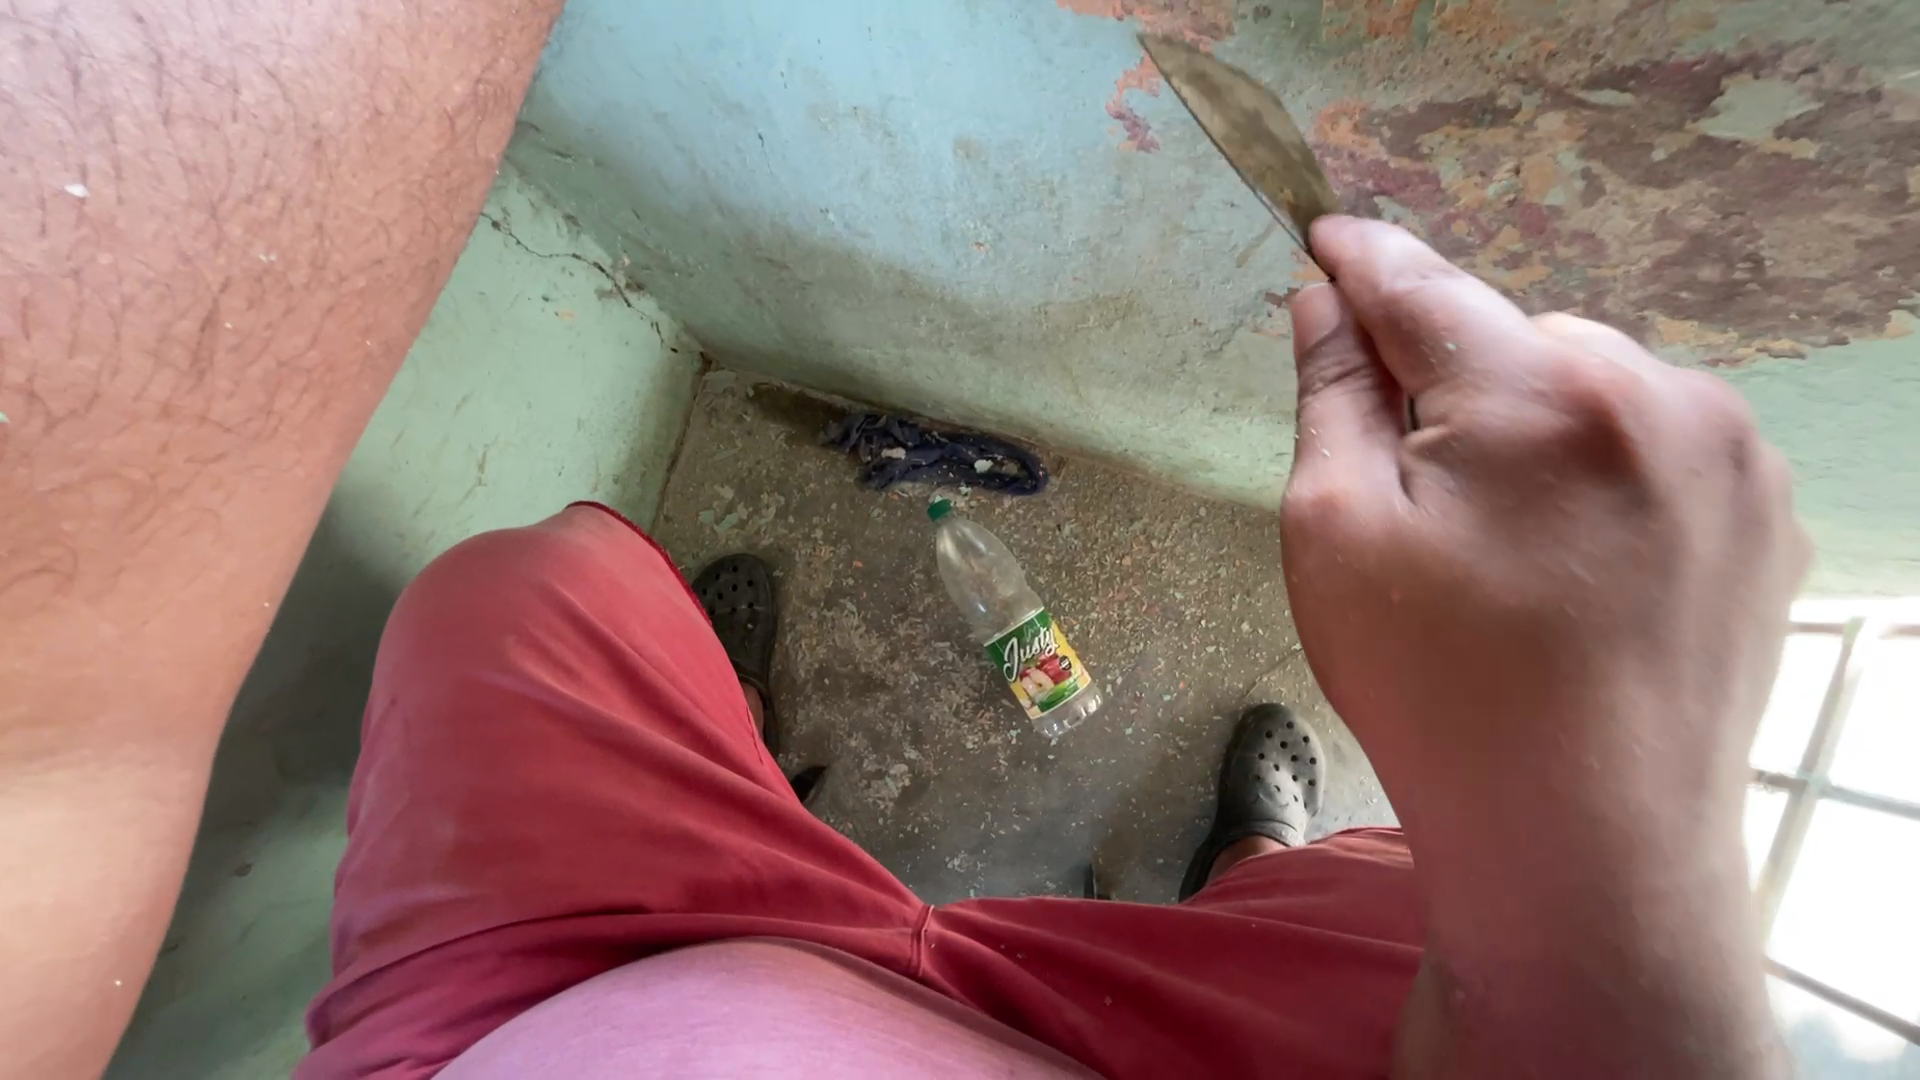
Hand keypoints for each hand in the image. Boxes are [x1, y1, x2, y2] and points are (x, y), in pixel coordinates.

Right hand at [1283, 217, 1803, 1076]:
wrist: (1577, 834)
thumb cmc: (1421, 676)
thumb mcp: (1333, 527)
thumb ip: (1332, 395)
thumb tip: (1324, 301)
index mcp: (1542, 396)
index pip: (1426, 285)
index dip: (1361, 256)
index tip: (1321, 233)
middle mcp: (1665, 394)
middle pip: (1508, 335)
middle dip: (1437, 371)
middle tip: (1389, 466)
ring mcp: (1734, 454)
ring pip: (1580, 381)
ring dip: (1509, 415)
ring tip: (1473, 526)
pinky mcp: (1760, 510)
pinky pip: (1641, 434)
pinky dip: (1575, 456)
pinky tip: (1548, 548)